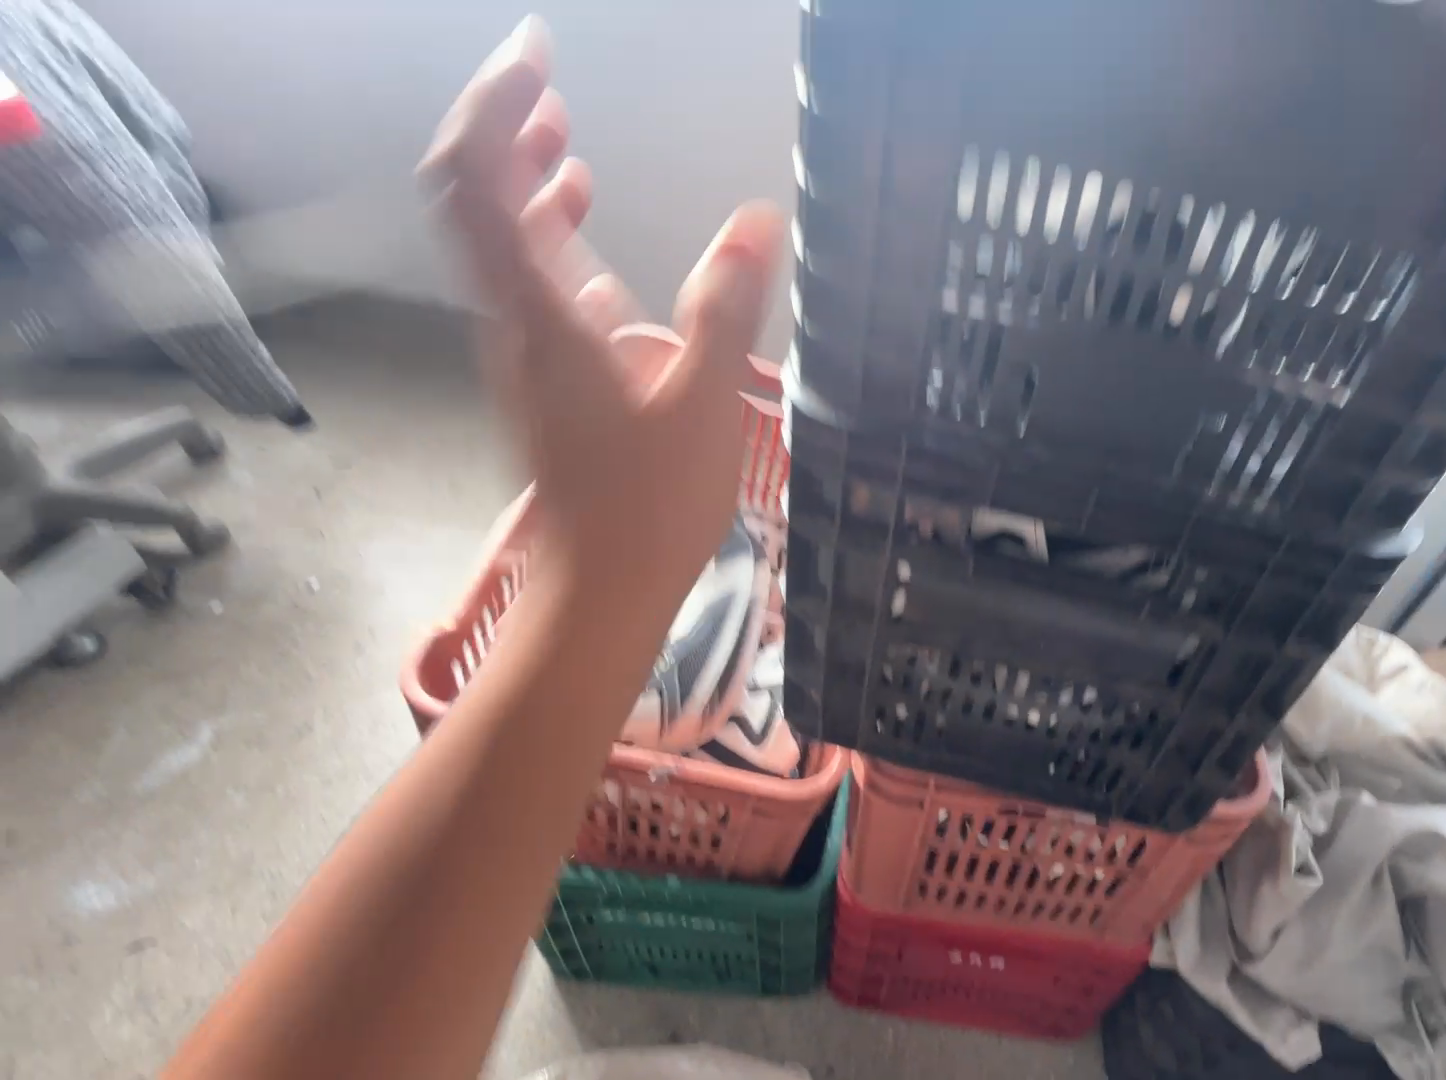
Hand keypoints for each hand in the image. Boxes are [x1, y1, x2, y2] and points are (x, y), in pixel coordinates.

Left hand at [419, 17, 782, 602]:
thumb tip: (759, 221)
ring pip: (495, 241)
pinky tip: (585, 222)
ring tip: (565, 130)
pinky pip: (526, 280)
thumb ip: (726, 308)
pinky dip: (547, 233)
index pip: (481, 184)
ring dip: (520, 176)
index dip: (495, 106)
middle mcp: (514, 321)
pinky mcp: (545, 374)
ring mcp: (524, 349)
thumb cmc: (654, 502)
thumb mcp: (703, 402)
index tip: (539, 56)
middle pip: (472, 199)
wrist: (606, 582)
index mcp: (543, 316)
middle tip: (547, 74)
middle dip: (500, 125)